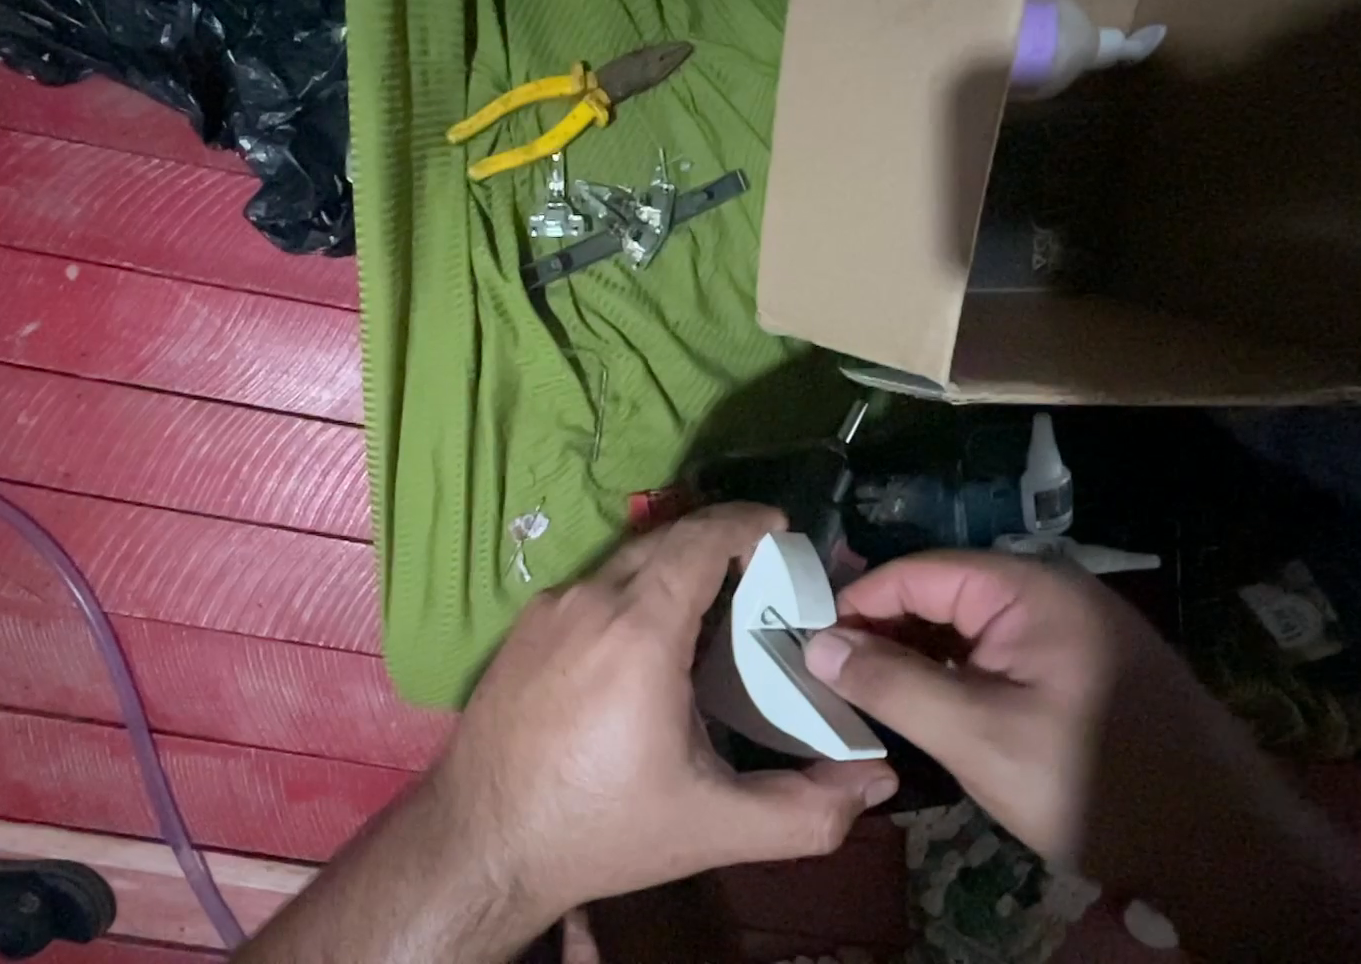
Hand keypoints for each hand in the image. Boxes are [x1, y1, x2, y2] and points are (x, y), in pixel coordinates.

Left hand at [435, 503, 899, 917]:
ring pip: (624, 561)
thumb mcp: (713, 827)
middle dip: (717, 540)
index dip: (744, 522)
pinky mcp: (523, 627)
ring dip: (673, 564)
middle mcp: (589, 600)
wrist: (481, 838)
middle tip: (761, 571)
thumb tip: (878, 779)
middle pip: (664, 540)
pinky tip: (645, 635)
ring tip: (712, 603)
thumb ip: (807, 808)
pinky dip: (631, 587)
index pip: (699, 540)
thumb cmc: (600, 827)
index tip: (780, 527)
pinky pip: (591, 586)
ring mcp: (549, 609)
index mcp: (639, 629)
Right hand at [800, 552, 1360, 960]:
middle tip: (833, 677)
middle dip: (882, 632)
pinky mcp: (1077, 663)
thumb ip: (888, 682)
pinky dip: (951, 672)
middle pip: (936, 594)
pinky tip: (925, 705)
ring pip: (961, 624)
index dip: (856, 605)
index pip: (913, 573)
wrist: (1235, 861)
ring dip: (913, 656)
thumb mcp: (975, 735)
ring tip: (868, 695)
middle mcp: (1048, 592)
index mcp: (1027, 588)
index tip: (811, 647)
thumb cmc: (1093, 785)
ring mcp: (1067, 627)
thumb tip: (813, 643)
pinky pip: (992, 650)